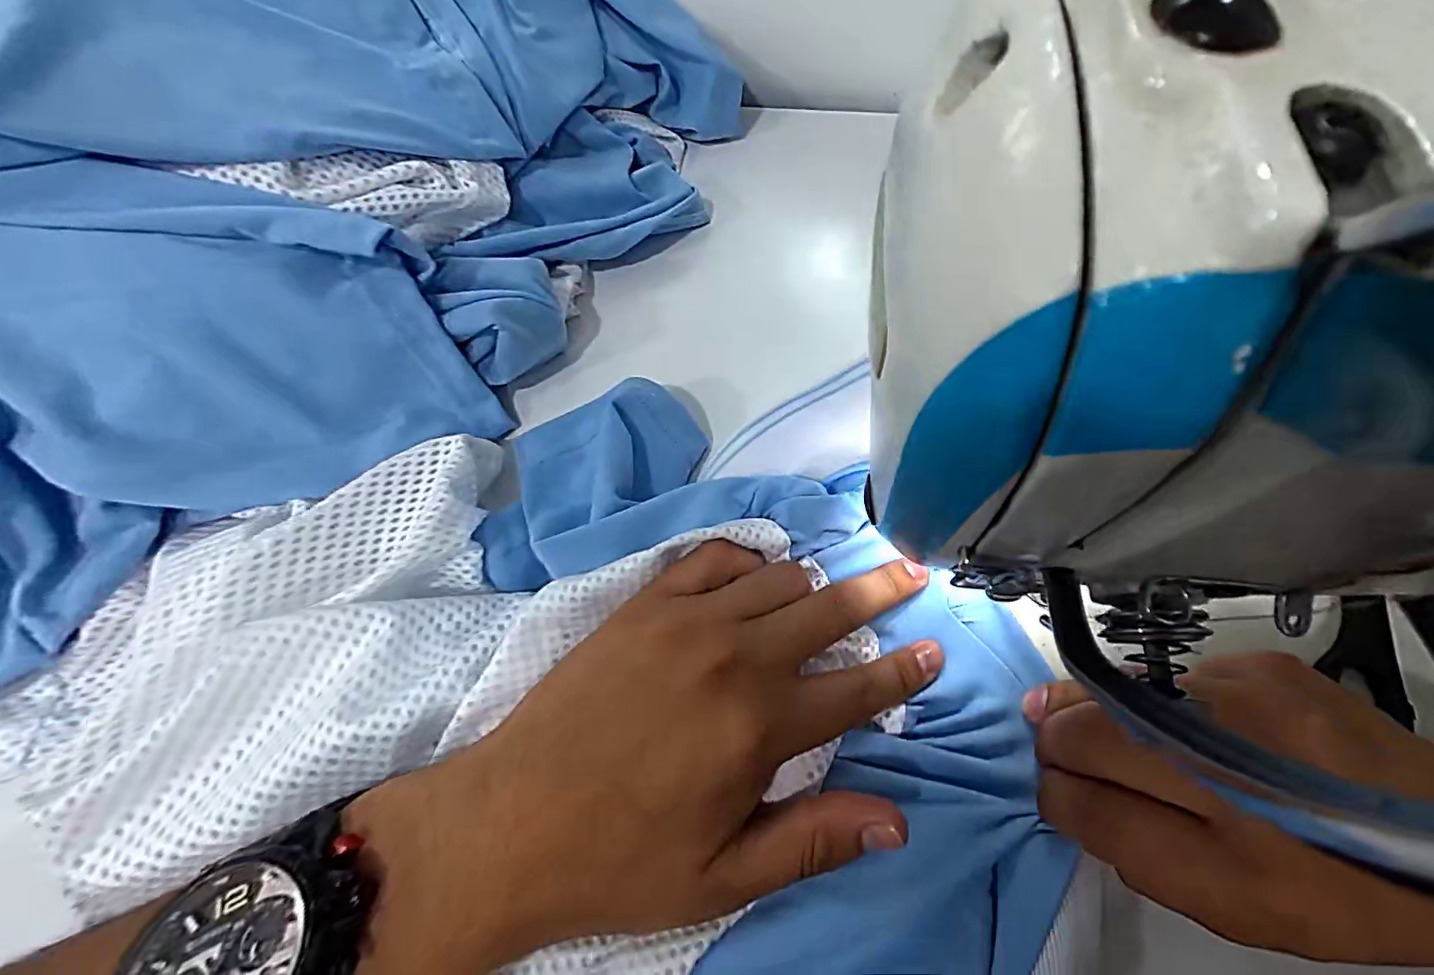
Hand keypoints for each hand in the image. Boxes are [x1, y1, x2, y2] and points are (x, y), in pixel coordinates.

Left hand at [347, 542, 941, 973]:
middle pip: (832, 608)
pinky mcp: (647, 603)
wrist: (500, 827)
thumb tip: (897, 821)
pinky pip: (717, 556)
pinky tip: (754, 579)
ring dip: (813, 587)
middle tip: (912, 574)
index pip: (858, 688)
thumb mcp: (721, 877)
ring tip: (823, 599)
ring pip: (782, 577)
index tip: (933, 650)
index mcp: (760, 727)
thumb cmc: (619, 859)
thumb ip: (814, 839)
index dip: (904, 670)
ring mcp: (688, 621)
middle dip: (882, 590)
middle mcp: (735, 658)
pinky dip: (748, 561)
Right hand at [1029, 652, 1433, 972]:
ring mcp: (1243, 676)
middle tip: (1042, 727)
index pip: (1086, 755)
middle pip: (1102, 707)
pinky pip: (1187, 679)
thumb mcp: (1227, 901)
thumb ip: (1131, 842)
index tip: (1041, 773)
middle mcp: (1216, 714)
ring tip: (1115, 733)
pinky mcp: (1267, 659)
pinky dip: (1169, 702)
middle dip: (1064, 721)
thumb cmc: (1340, 893)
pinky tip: (1192, 727)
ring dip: (1117, 710)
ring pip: (1141, 688)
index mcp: (1207, 787)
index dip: (1052, 764)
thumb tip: (1059, 788)